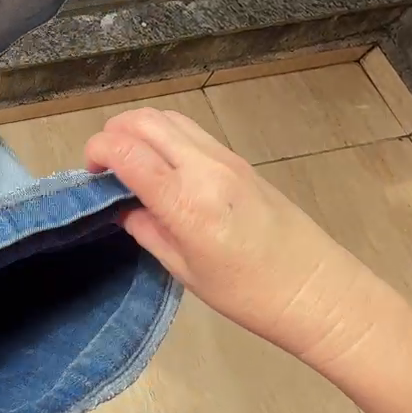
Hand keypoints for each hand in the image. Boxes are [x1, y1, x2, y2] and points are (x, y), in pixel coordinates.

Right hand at [86, 107, 380, 366]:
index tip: (90, 172)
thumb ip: (146, 229)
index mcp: (187, 203)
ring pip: (165, 117)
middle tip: (106, 165)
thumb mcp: (186, 271)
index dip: (97, 151)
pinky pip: (187, 128)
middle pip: (142, 120)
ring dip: (138, 128)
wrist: (321, 291)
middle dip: (112, 133)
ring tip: (132, 160)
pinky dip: (163, 133)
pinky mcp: (237, 157)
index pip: (126, 151)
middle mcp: (203, 168)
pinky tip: (163, 163)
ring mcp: (223, 157)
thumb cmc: (250, 295)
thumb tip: (122, 206)